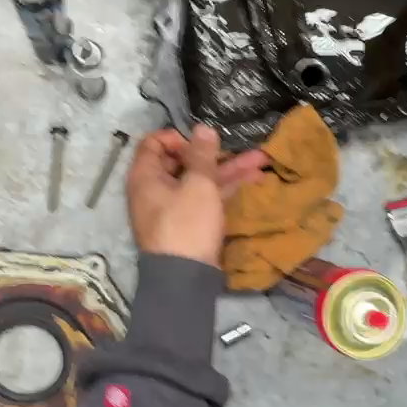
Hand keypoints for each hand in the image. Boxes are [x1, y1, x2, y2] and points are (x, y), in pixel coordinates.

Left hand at [126, 125, 269, 266]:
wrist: (185, 279)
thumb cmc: (186, 225)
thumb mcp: (197, 185)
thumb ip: (202, 155)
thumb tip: (202, 128)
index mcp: (145, 176)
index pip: (153, 143)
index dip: (177, 136)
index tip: (200, 141)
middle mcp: (155, 189)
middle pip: (182, 161)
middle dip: (214, 153)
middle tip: (240, 146)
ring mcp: (174, 207)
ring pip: (200, 180)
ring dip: (228, 170)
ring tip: (261, 159)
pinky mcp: (190, 223)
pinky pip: (206, 198)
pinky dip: (226, 189)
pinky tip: (254, 179)